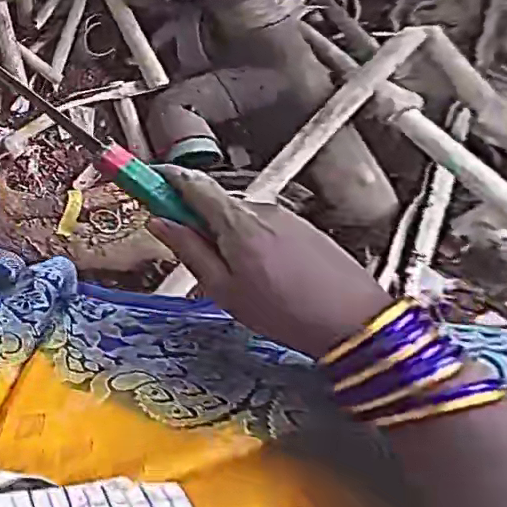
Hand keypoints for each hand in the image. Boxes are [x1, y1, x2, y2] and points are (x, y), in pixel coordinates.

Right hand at [145, 166, 394, 357]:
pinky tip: (260, 270)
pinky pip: (262, 224)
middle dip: (192, 215)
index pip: (189, 182)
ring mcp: (287, 218)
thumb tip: (159, 223)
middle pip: (211, 199)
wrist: (363, 329)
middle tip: (186, 245)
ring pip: (237, 214)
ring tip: (231, 269)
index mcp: (236, 222)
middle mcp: (262, 211)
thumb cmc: (288, 313)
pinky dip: (248, 237)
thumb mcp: (221, 288)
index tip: (143, 179)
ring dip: (222, 230)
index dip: (161, 177)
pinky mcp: (305, 230)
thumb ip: (187, 249)